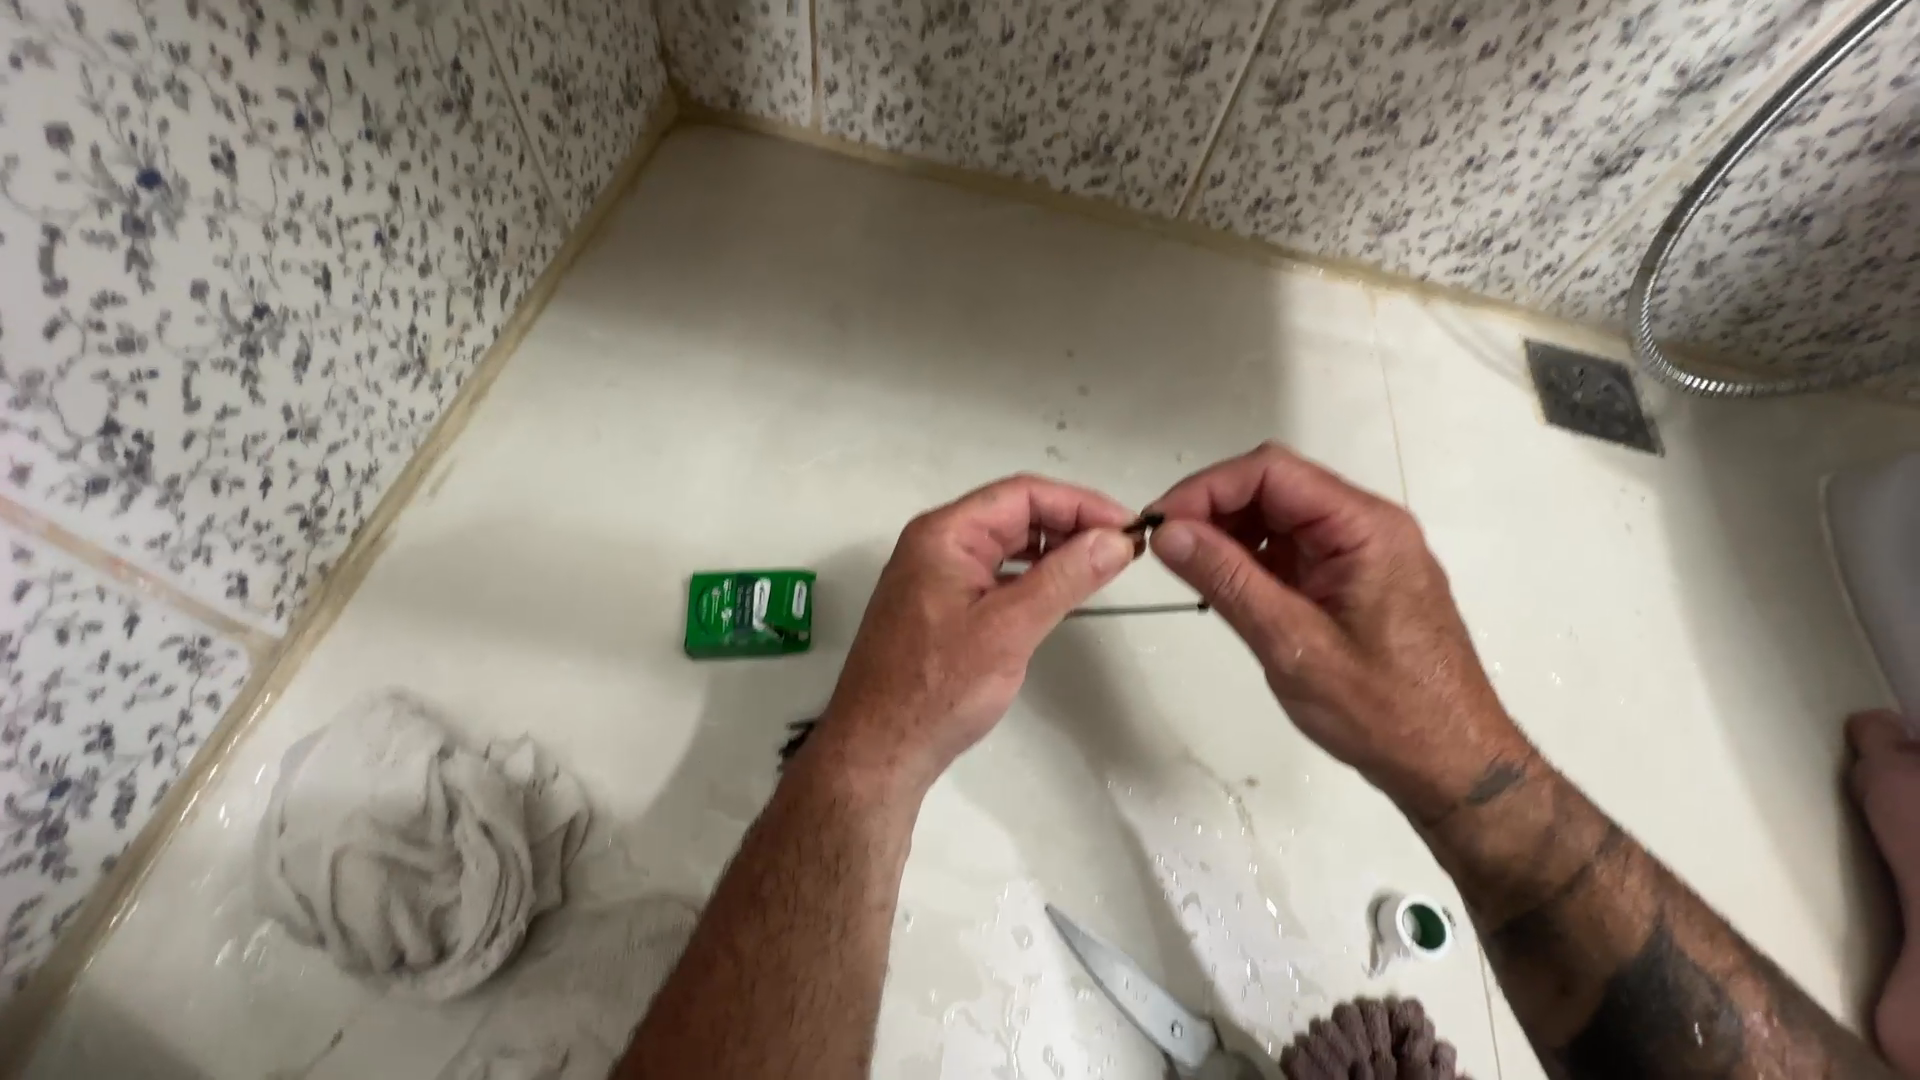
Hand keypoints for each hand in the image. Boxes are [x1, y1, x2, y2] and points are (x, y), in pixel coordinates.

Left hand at [804, 475, 1139, 798]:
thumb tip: (1116, 539)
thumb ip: (1064, 578)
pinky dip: (1030, 577)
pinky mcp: (940, 606)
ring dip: (1053, 550)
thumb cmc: (939, 688)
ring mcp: (935, 576)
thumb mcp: (1008, 629)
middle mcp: (936, 544)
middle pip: (1014, 515)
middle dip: (1070, 525)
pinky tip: (1058, 592)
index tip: (1128, 528)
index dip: (1080, 504)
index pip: (1023, 494)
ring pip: (1005, 545)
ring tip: (1101, 567)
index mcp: (945, 534)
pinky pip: (994, 574)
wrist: (877, 750)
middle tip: (1123, 550)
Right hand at [1147, 443, 1529, 819]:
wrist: (1451, 764)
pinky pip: (1291, 547)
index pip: (1270, 472)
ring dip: (1228, 533)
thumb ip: (1227, 579)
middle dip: (1213, 509)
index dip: (1206, 489)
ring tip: (1189, 570)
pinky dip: (1250, 558)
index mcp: (1363, 527)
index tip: (1159, 525)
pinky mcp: (1352, 578)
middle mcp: (1365, 525)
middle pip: (1274, 486)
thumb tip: (1166, 532)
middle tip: (1165, 549)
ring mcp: (1361, 551)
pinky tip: (1226, 587)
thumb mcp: (1291, 642)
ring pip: (1278, 515)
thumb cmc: (1380, 708)